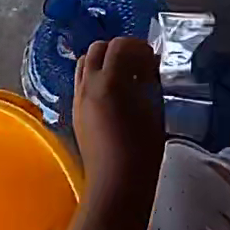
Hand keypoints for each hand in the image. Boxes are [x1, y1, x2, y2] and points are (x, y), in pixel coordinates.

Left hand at [71, 38, 165, 204]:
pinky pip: (82, 81)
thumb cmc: (142, 149)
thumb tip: (149, 65)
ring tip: (124, 76)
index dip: (137, 47)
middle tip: (137, 63)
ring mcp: (78, 97)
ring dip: (104, 61)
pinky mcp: (75, 111)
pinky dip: (96, 77)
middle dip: (118, 49)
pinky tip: (113, 94)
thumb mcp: (154, 109)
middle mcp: (88, 85)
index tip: (151, 58)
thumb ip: (149, 81)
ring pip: (85, 63)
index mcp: (110, 82)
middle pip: (98, 48)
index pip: (119, 45)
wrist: (116, 184)